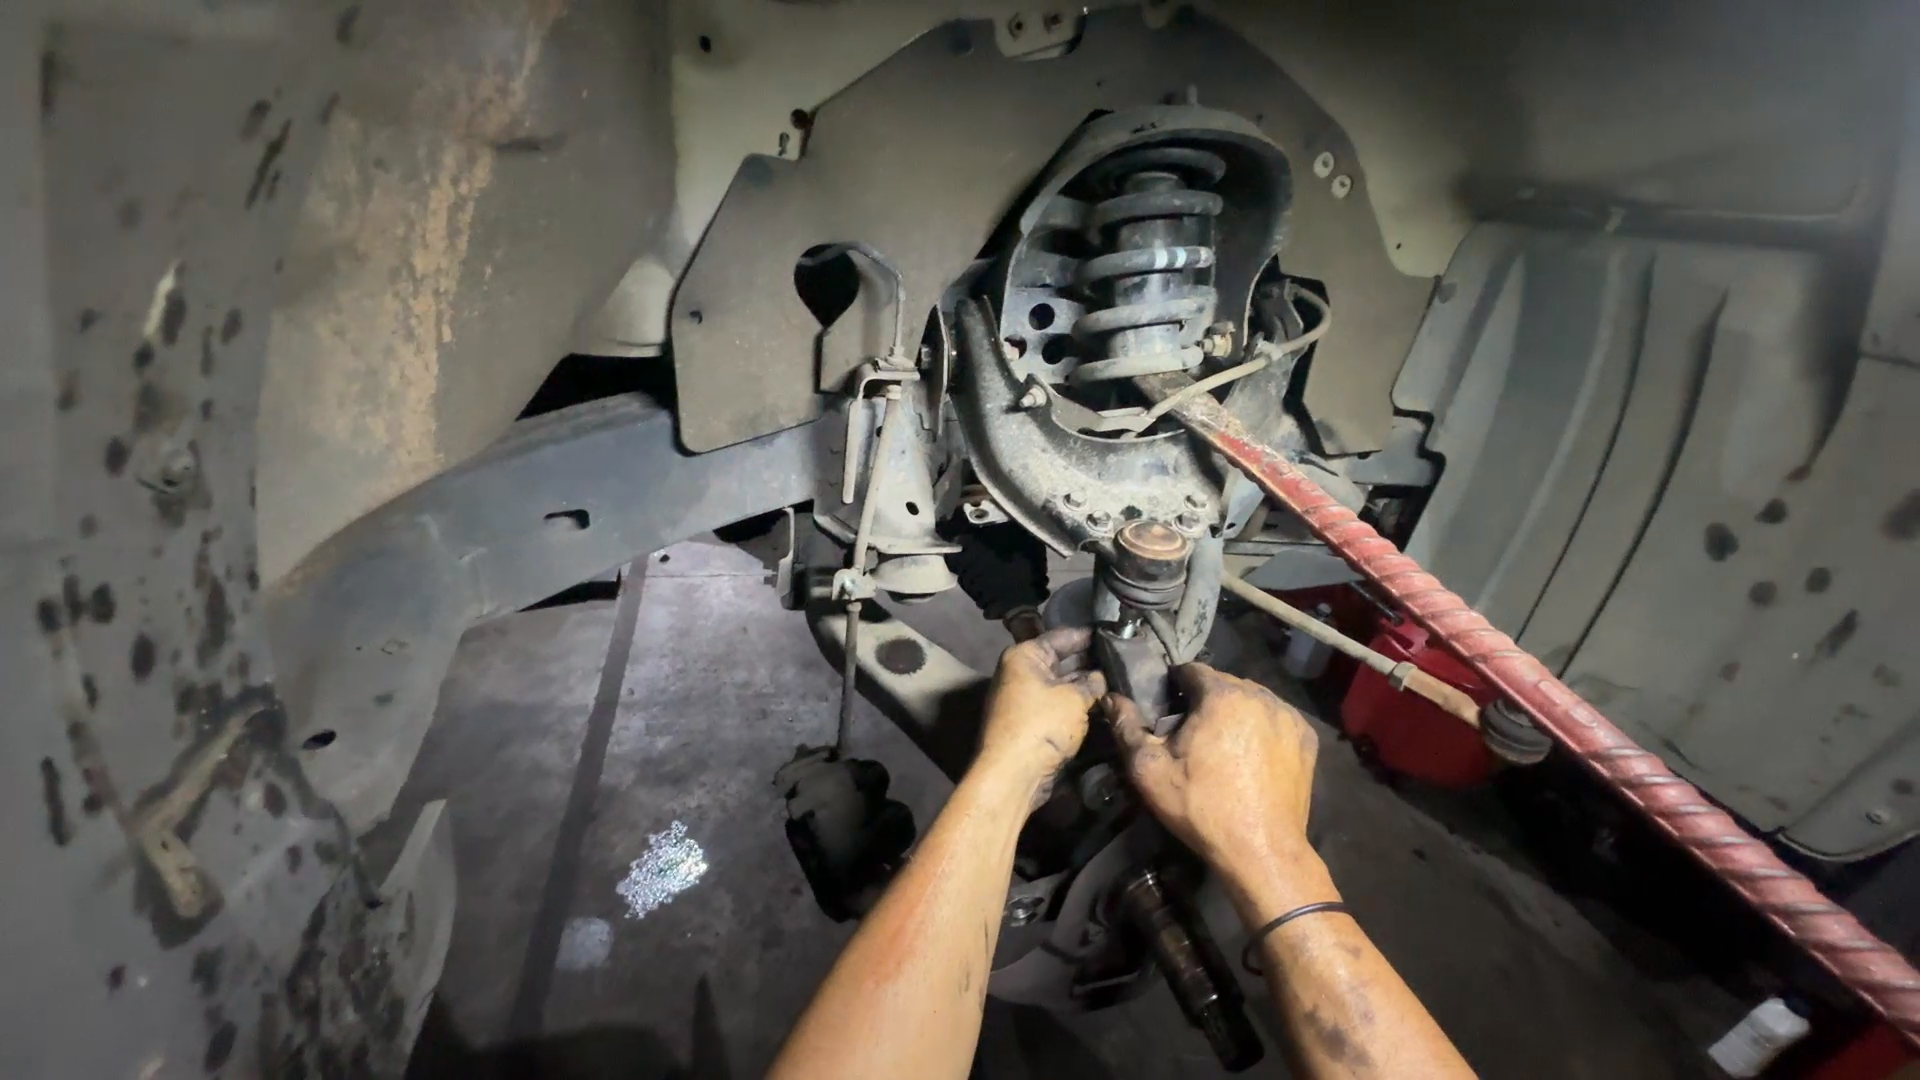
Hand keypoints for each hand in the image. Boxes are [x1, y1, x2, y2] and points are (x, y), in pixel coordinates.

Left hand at [976, 626, 1106, 797]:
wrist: (1014, 773)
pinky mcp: (1032, 721)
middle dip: (1089, 661)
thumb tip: (1100, 677)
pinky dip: (1077, 702)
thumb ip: (1091, 683)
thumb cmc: (1042, 725)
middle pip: (1061, 660)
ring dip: (1086, 684)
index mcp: (1024, 656)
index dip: (1088, 635)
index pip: (1061, 636)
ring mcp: (1025, 697)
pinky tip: (1103, 703)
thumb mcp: (1074, 698)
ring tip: (1119, 678)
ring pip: (1062, 683)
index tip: (1114, 633)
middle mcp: (1021, 672)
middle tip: (1122, 658)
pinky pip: (1059, 703)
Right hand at [1104, 663, 1321, 895]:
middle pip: (1222, 682)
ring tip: (1220, 744)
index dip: (1173, 687)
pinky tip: (1249, 754)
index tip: (1166, 711)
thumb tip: (1110, 697)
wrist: (1262, 851)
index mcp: (1222, 695)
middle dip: (1204, 699)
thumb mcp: (1149, 770)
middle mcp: (1260, 696)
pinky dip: (1259, 726)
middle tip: (1190, 733)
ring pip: (1250, 698)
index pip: (1191, 670)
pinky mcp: (1306, 738)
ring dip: (1233, 711)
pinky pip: (1274, 717)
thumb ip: (1126, 726)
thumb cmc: (1202, 807)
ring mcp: (1288, 716)